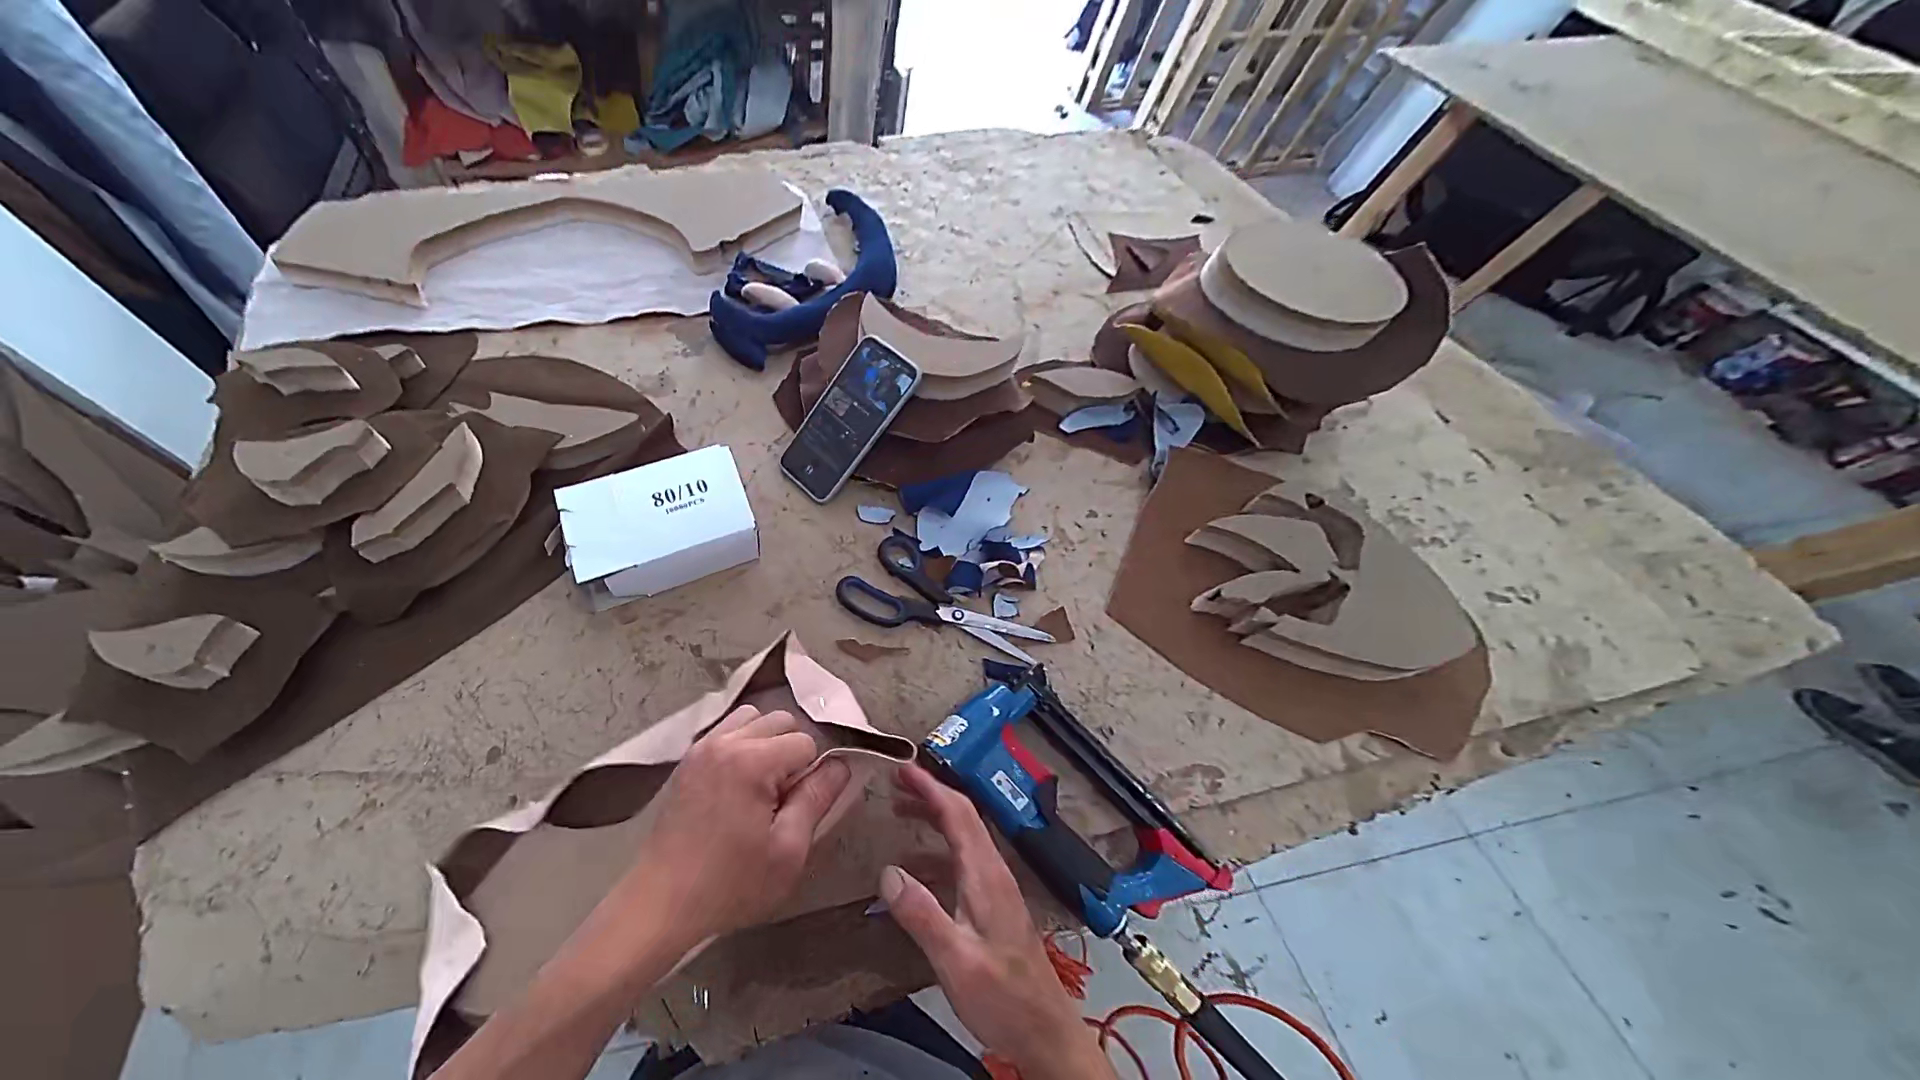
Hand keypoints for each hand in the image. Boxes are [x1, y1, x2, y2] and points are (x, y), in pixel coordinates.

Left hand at [617, 704, 852, 949]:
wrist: (660, 904)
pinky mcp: (688, 759)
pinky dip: (743, 743)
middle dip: (792, 752)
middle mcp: (726, 742)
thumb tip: (841, 765)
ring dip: (767, 742)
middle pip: (782, 721)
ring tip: (762, 785)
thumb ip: (818, 799)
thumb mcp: (788, 850)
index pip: (806, 742)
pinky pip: (728, 729)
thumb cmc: (729, 884)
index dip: (812, 774)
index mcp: (752, 761)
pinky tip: (739, 782)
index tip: (799, 807)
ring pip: (754, 718)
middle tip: (784, 798)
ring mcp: (702, 747)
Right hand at [881, 765, 1114, 1079]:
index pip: (958, 813)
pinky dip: (935, 851)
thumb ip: (921, 914)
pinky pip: (961, 862)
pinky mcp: (992, 904)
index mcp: (985, 874)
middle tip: (896, 782)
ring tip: (900, 811)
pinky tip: (914, 867)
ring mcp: (994, 887)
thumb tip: (888, 872)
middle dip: (929, 794)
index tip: (904, 767)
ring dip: (932, 819)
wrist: (1043, 1029)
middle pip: (961, 818)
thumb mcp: (955, 959)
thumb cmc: (1003, 997)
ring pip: (962, 837)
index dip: (931, 786)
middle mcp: (992, 872)